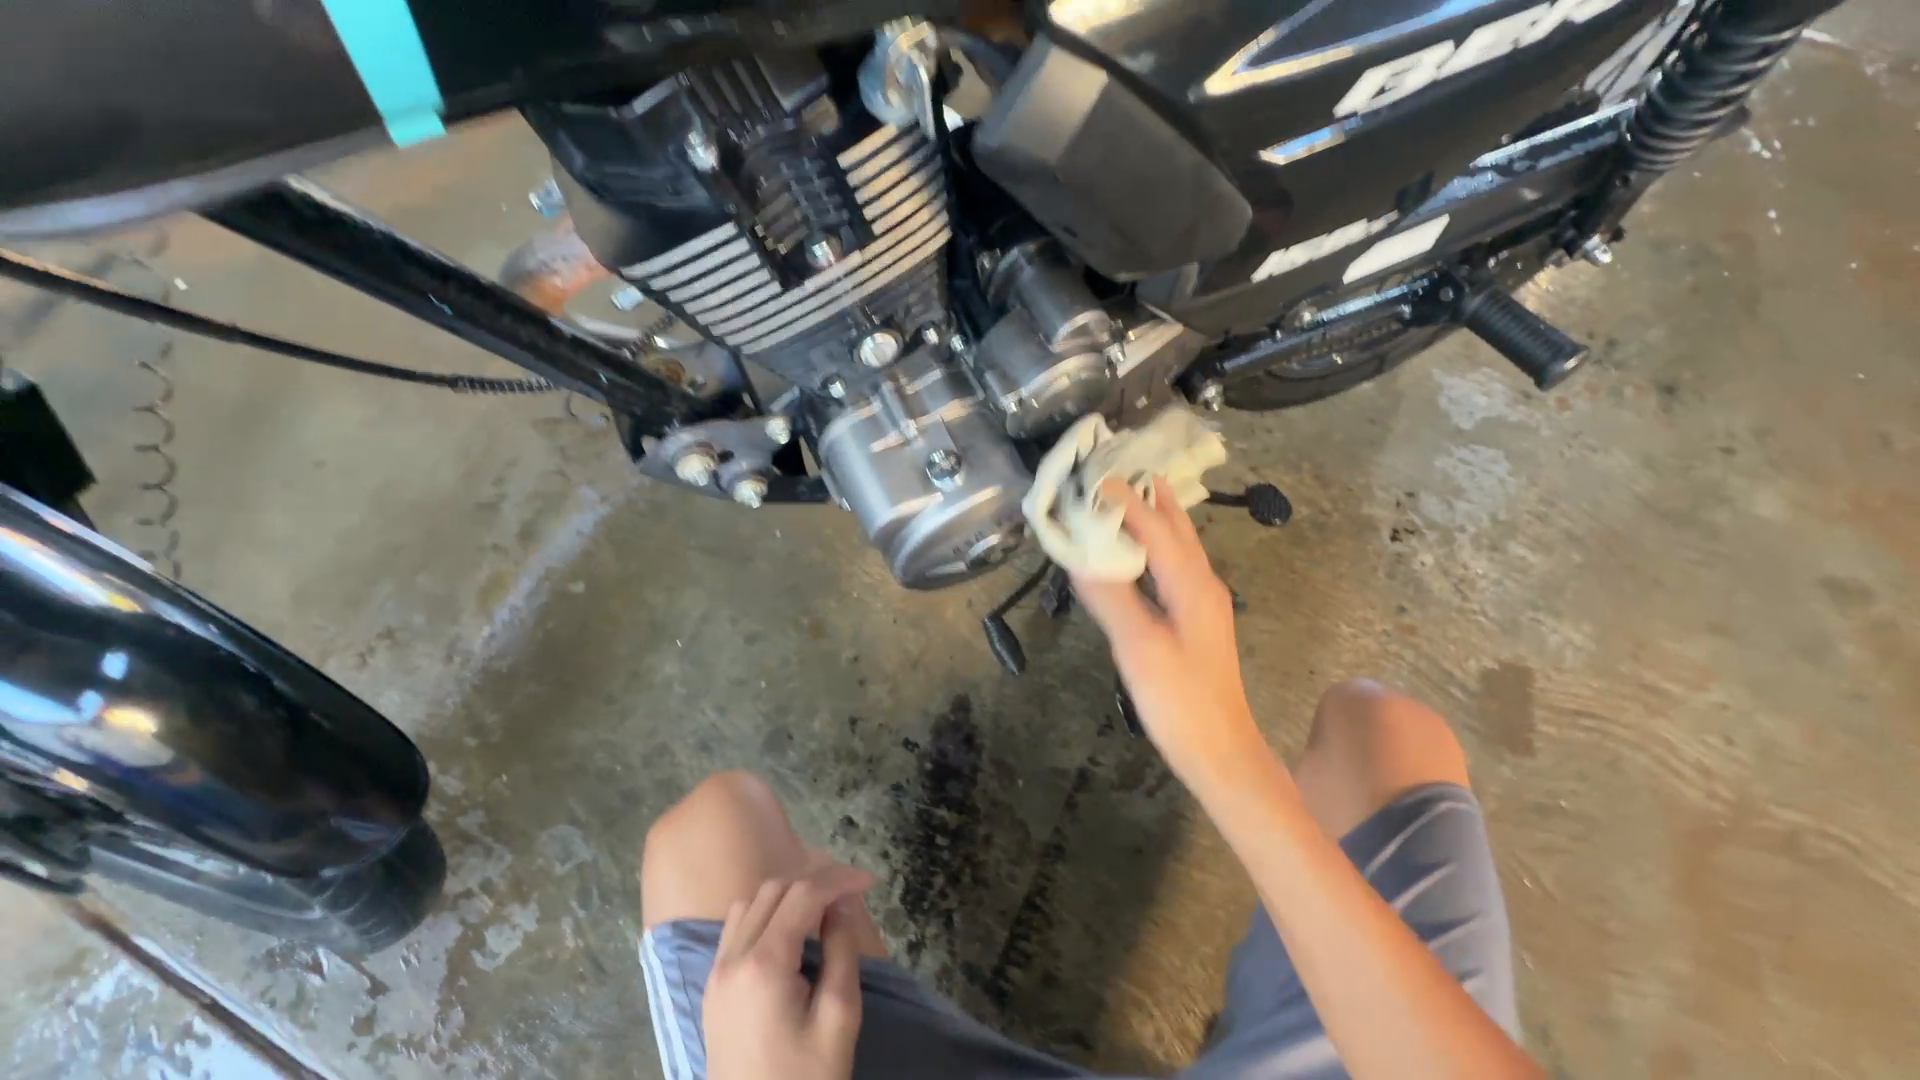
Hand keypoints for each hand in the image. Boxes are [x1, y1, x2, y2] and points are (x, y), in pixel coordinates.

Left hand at [704, 864, 874, 1079]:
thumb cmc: (806, 1079)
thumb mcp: (839, 1017)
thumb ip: (841, 951)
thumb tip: (842, 903)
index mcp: (763, 964)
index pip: (803, 894)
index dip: (839, 880)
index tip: (871, 882)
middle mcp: (732, 958)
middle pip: (774, 890)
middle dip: (816, 882)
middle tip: (852, 896)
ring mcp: (716, 972)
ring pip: (751, 903)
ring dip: (789, 894)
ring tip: (824, 910)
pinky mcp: (713, 988)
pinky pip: (736, 928)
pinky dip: (766, 914)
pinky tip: (791, 932)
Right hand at [1072, 477, 1267, 780]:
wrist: (1219, 750)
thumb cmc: (1180, 700)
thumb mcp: (1139, 647)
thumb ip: (1111, 598)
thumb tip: (1079, 556)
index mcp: (1191, 584)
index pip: (1156, 527)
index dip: (1125, 500)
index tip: (1094, 475)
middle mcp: (1202, 585)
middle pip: (1177, 528)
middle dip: (1150, 497)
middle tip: (1121, 469)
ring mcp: (1202, 604)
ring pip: (1180, 547)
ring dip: (1156, 519)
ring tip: (1132, 496)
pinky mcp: (1196, 622)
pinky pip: (1174, 568)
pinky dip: (1155, 548)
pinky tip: (1140, 555)